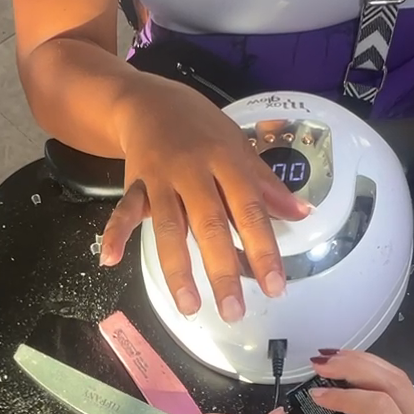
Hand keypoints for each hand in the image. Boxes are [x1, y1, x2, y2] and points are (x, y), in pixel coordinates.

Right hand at [100, 78, 308, 322]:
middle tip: (233, 312)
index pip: (249, 211)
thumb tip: (303, 214)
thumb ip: (267, 186)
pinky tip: (109, 261)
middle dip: (222, 271)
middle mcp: (193, 171)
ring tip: (189, 306)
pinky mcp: (134, 184)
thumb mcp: (239, 147)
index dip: (264, 250)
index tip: (275, 288)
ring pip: (169, 228)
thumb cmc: (202, 130)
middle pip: (209, 226)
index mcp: (226, 161)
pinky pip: (123, 211)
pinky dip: (115, 234)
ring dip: (178, 269)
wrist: (151, 101)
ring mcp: (161, 179)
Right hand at [307, 351, 413, 413]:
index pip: (378, 407)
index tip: (315, 394)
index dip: (344, 395)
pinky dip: (374, 376)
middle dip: (355, 367)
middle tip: (321, 362)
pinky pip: (401, 392)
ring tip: (332, 359)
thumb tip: (318, 408)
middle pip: (394, 384)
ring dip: (365, 365)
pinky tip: (350, 370)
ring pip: (400, 381)